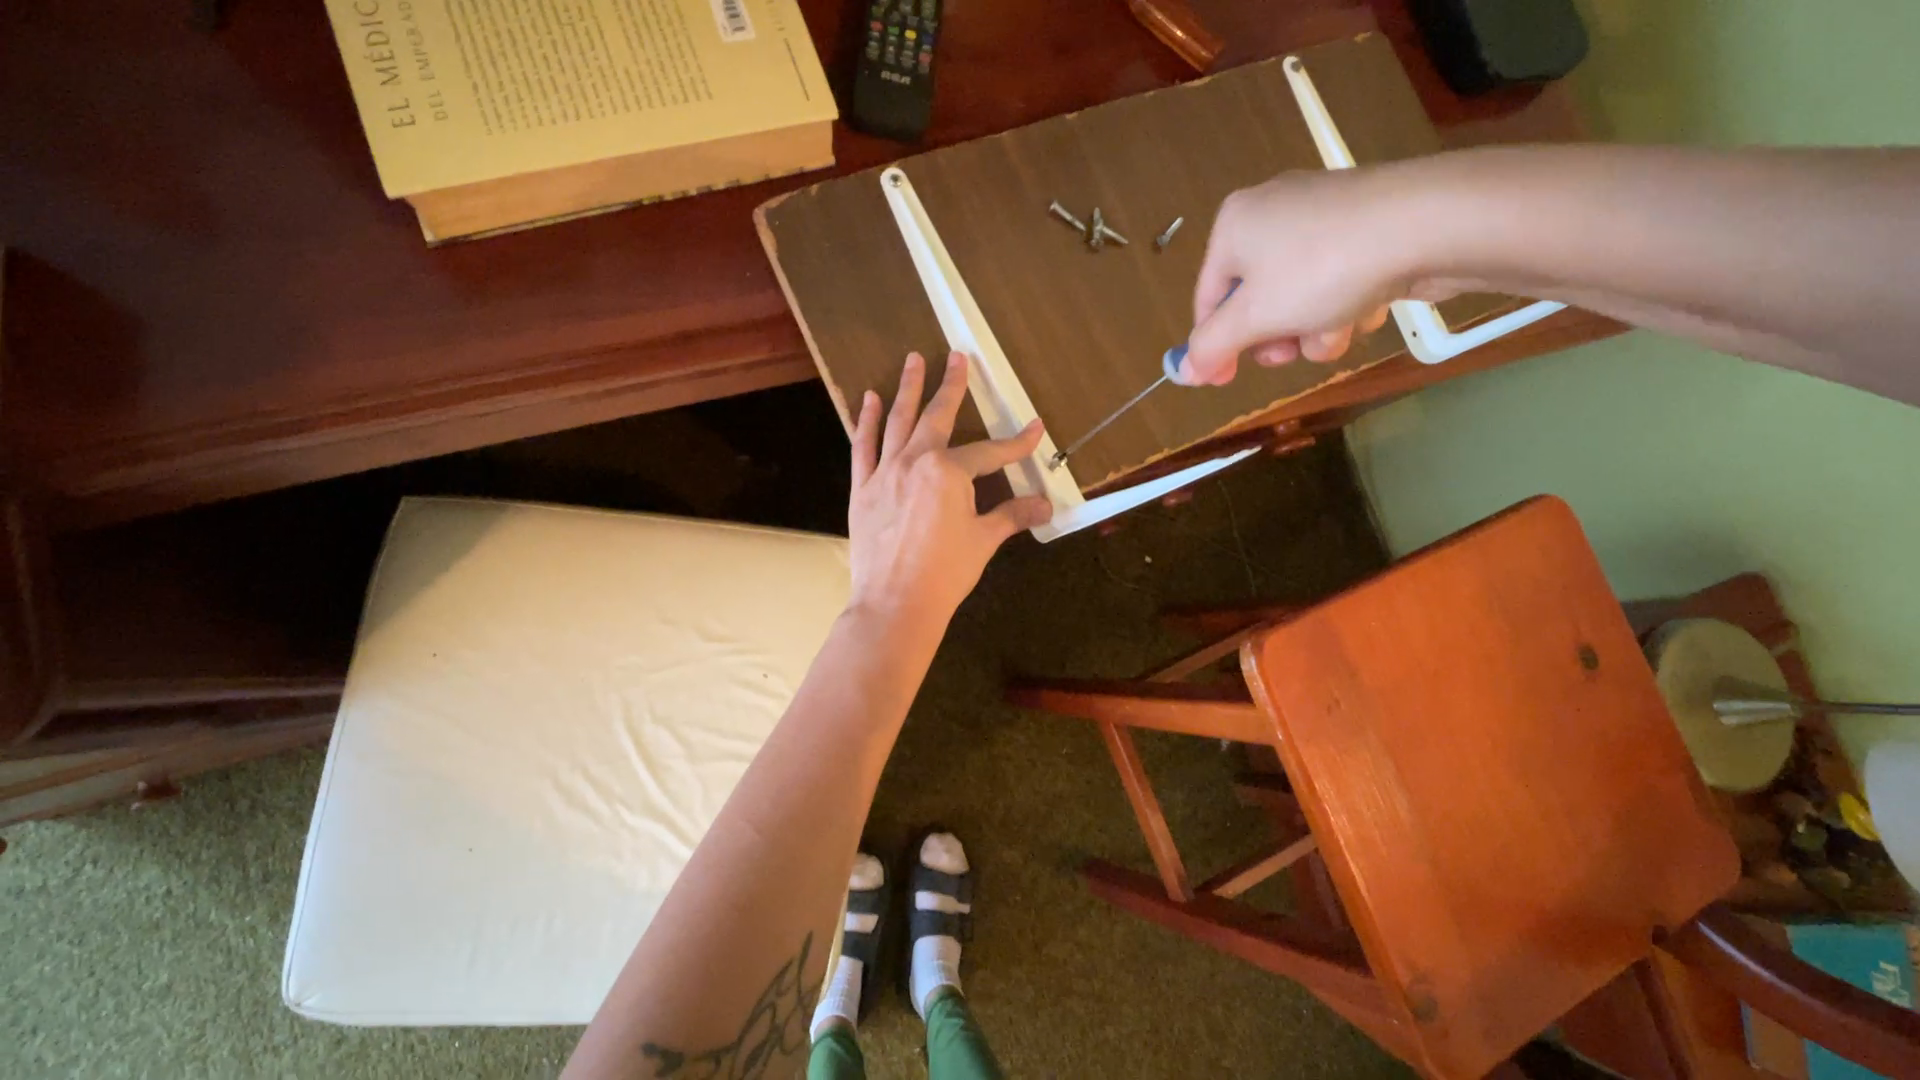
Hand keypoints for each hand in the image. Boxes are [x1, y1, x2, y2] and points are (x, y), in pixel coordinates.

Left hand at [847, 351, 1053, 627]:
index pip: (990, 452)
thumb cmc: (944, 573)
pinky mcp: (861, 488)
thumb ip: (1012, 515)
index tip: (1034, 430)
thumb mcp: (984, 541)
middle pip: (937, 416)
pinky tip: (866, 399)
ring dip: (907, 389)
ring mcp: (884, 472)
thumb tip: (1044, 505)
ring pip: (897, 421)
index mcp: (949, 472)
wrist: (894, 604)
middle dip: (951, 385)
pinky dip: (864, 421)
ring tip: (913, 360)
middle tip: (957, 356)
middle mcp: (915, 461)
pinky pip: (862, 446)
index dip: (1016, 443)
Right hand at [1183, 167, 1449, 384]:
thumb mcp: (1254, 317)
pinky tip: (1370, 306)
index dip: (1214, 346)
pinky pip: (1338, 279)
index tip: (1226, 382)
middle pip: (1256, 301)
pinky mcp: (1366, 225)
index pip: (1207, 300)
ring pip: (1300, 297)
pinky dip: (1348, 302)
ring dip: (1315, 328)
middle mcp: (1272, 211)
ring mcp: (1323, 215)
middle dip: (1276, 336)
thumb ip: (1211, 346)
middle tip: (1291, 352)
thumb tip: (1181, 372)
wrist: (1429, 223)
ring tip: (1339, 329)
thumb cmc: (1322, 269)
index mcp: (1234, 224)